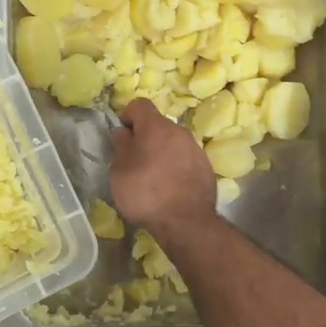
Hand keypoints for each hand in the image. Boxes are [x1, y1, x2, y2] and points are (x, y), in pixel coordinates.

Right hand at [109, 98, 216, 236]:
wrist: (186, 222)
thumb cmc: (145, 193)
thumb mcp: (119, 171)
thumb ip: (120, 146)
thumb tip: (123, 131)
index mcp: (156, 127)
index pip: (140, 104)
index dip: (127, 116)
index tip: (122, 136)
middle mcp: (179, 132)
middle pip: (158, 125)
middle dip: (144, 137)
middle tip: (133, 160)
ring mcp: (196, 149)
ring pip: (172, 142)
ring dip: (160, 152)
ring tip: (152, 177)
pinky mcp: (206, 167)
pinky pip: (184, 158)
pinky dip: (174, 166)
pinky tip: (169, 187)